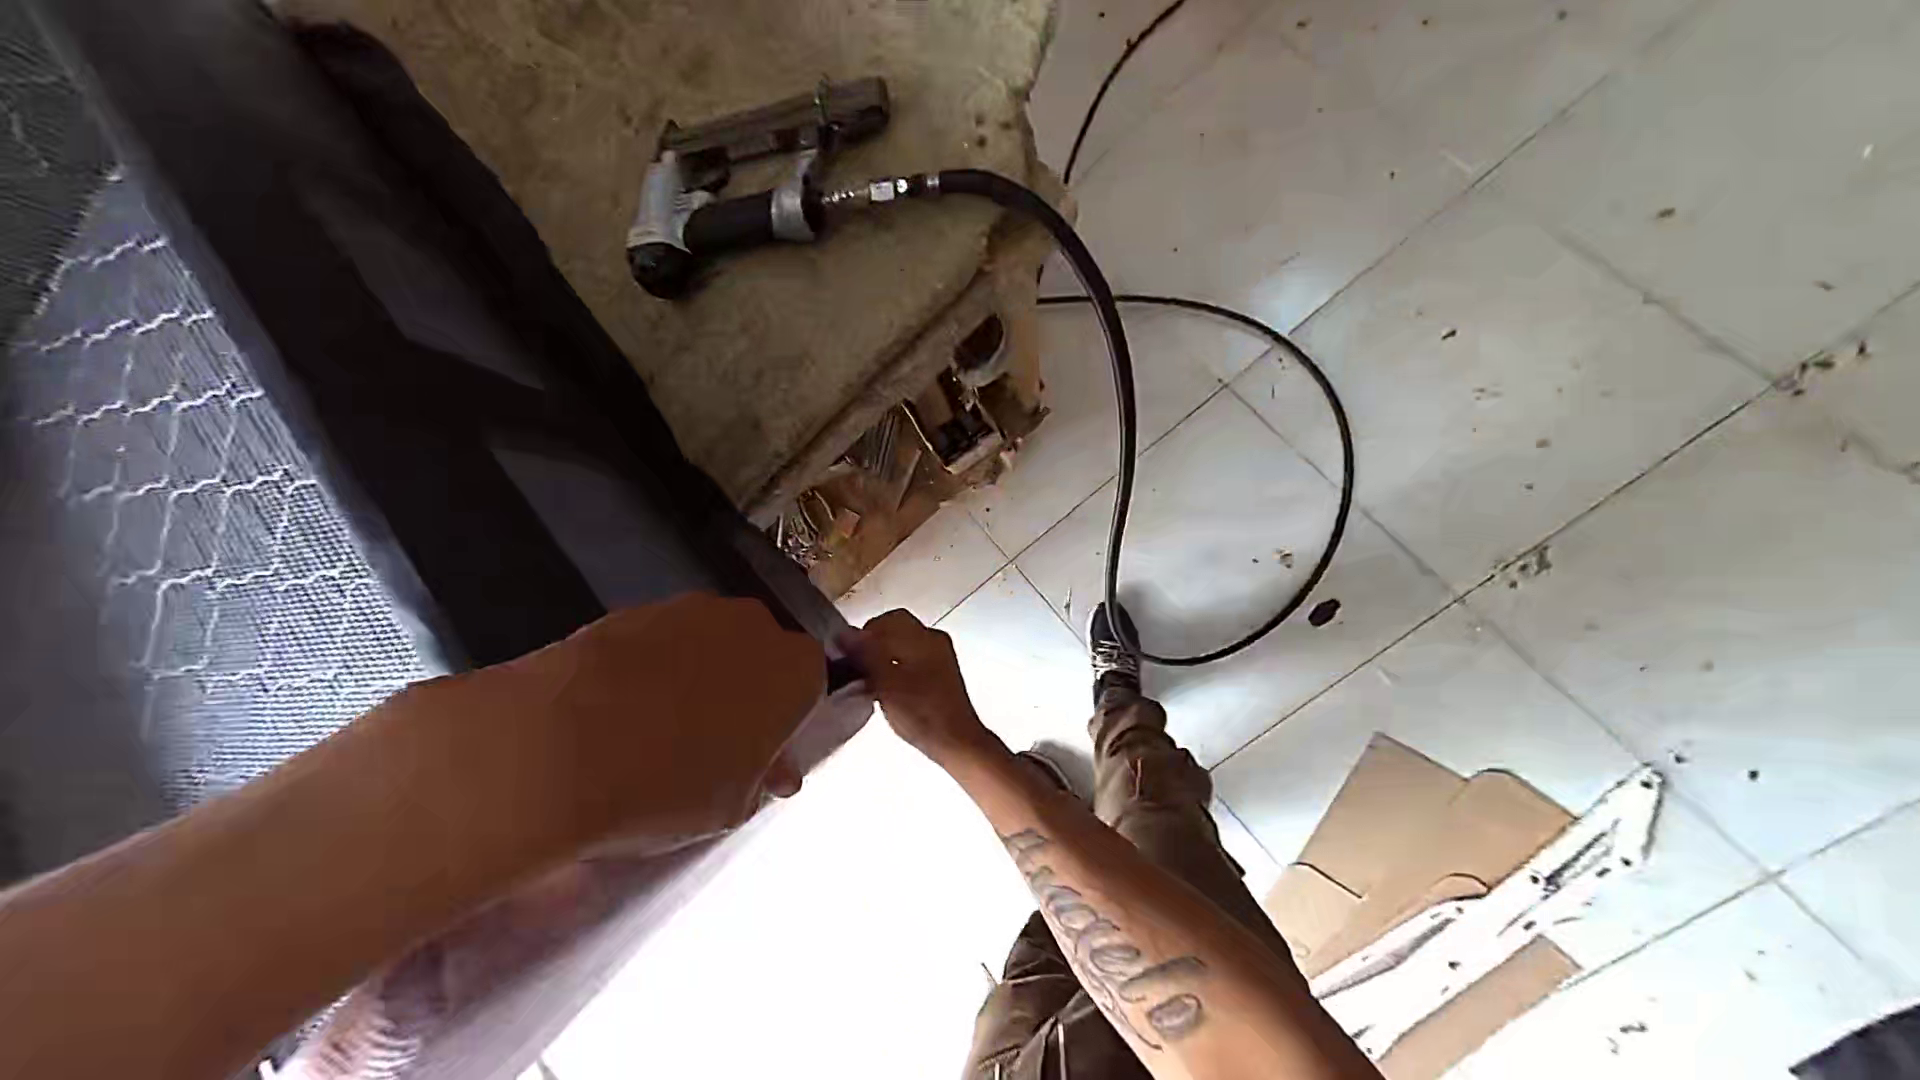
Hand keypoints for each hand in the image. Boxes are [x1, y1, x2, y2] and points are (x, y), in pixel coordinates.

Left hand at [411, 593, 823, 854]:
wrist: (554, 748)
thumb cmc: (668, 784)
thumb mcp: (732, 806)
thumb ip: (761, 780)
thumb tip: (772, 771)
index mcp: (796, 670)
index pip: (808, 690)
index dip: (785, 725)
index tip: (761, 756)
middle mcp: (754, 625)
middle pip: (761, 660)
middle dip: (746, 695)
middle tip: (713, 743)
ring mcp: (693, 610)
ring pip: (711, 646)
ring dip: (699, 677)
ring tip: (657, 726)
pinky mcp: (636, 608)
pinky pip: (661, 641)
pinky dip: (652, 668)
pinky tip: (619, 708)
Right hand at [844, 609, 996, 766]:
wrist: (955, 742)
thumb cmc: (924, 714)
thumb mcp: (886, 682)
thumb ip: (865, 654)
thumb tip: (845, 634)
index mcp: (925, 638)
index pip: (889, 619)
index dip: (864, 632)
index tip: (848, 650)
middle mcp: (935, 643)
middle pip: (898, 630)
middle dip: (873, 643)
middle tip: (855, 662)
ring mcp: (940, 659)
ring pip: (904, 645)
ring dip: (884, 656)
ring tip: (867, 677)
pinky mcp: (940, 676)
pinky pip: (912, 660)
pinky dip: (895, 667)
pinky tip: (884, 687)